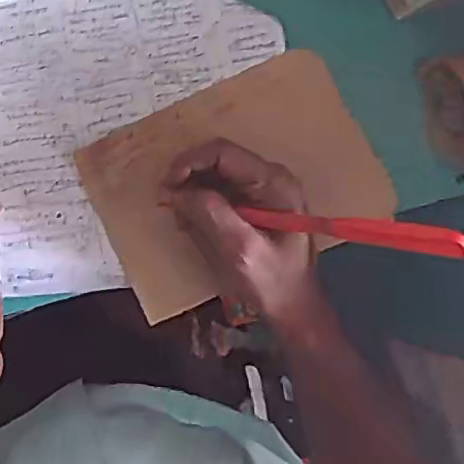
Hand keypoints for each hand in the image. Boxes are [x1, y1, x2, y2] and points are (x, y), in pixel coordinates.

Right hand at [164, 139, 332, 340]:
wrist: (296, 310)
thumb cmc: (274, 282)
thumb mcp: (240, 250)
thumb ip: (211, 215)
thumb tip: (176, 191)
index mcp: (274, 182)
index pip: (224, 153)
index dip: (190, 162)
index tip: (167, 186)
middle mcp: (269, 177)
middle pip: (218, 159)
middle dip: (188, 176)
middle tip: (166, 201)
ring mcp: (262, 189)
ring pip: (215, 173)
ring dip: (191, 189)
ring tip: (178, 215)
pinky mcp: (253, 202)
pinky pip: (219, 189)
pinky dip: (199, 200)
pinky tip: (190, 221)